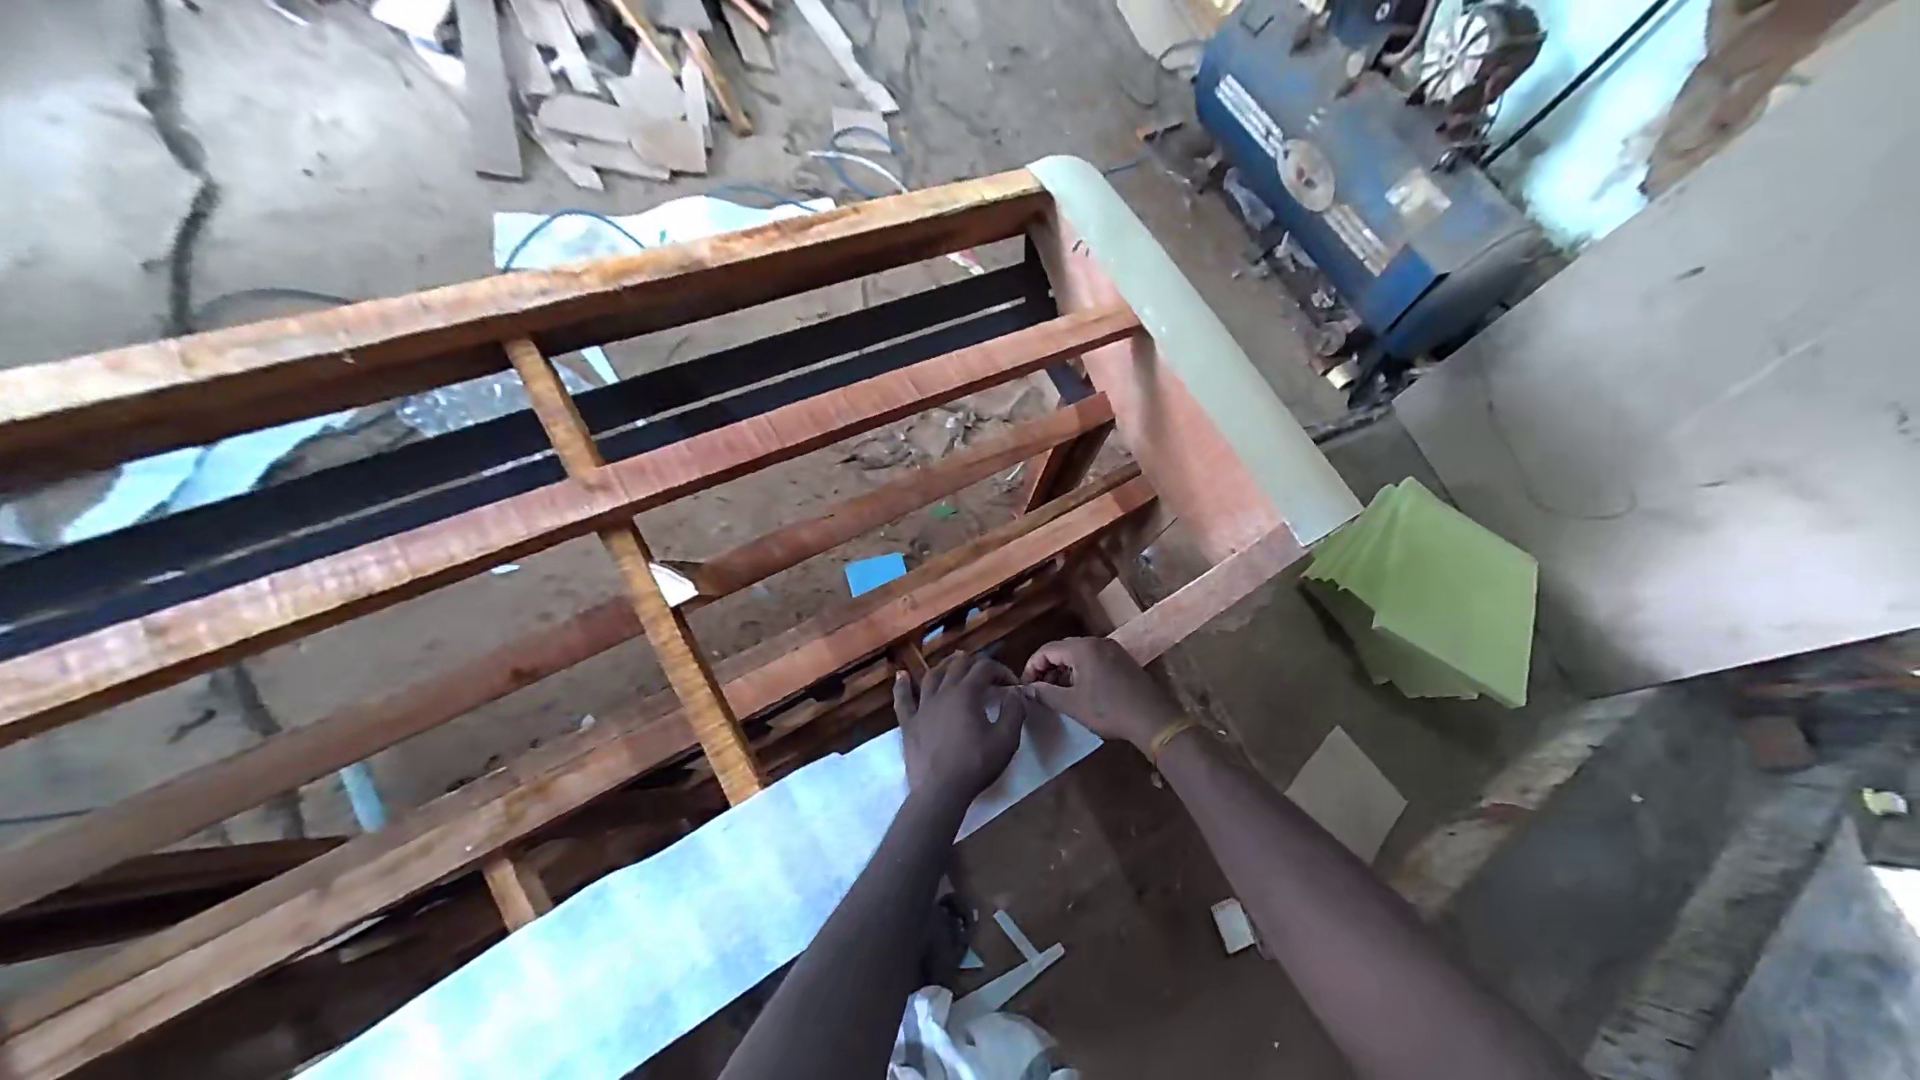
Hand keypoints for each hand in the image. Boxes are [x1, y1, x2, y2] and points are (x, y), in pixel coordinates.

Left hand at [895, 652, 1028, 809]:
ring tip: (954, 662)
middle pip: (958, 665)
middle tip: (988, 673)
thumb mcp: (1006, 739)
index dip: (1001, 670)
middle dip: (976, 664)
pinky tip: (901, 675)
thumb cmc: (976, 764)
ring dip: (945, 665)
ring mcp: (922, 706)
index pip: (985, 668)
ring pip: (932, 676)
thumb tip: (1015, 692)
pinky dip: (902, 685)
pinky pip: (903, 699)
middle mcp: (942, 692)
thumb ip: (1014, 711)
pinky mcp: (909, 723)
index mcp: (966, 693)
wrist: (940, 791)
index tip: (1012, 685)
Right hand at [1022, 637, 1181, 751]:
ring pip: (1079, 654)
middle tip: (1040, 689)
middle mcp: (1097, 642)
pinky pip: (1094, 659)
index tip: (1026, 686)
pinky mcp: (1123, 660)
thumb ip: (1045, 693)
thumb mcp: (1071, 704)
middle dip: (1047, 668)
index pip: (1046, 650)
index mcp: (1082, 648)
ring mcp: (1113, 649)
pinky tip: (1080, 690)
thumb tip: (1027, 689)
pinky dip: (1081, 670)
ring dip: (1064, 670)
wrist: (1153, 719)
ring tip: (1057, 692)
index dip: (1031, 667)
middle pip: (1062, 649)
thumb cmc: (1108, 710)